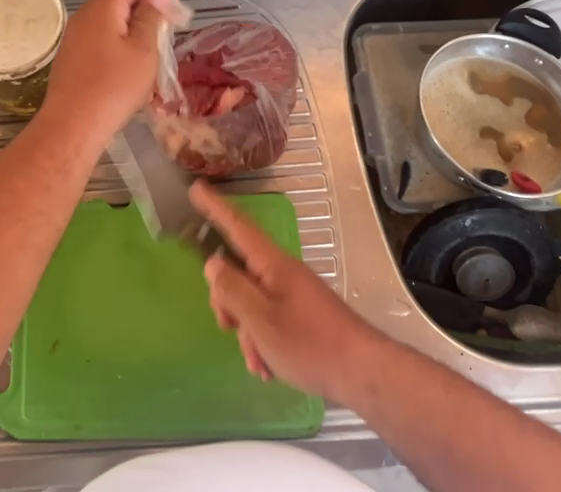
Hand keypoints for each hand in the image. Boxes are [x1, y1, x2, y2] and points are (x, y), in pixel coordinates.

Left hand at [36, 0, 177, 139]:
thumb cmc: (114, 87)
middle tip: (165, 30)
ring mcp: (73, 37)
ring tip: (150, 49)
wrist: (73, 125)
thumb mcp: (143, 51)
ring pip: (107, 19)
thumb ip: (150, 19)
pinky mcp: (71, 57)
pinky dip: (116, 42)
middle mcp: (83, 17)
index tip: (171, 12)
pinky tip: (127, 66)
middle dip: (143, 7)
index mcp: (101, 9)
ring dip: (131, 26)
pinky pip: (97, 37)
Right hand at [192, 181, 387, 404]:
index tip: (196, 188)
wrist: (364, 374)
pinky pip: (268, 319)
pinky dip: (262, 341)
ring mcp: (292, 294)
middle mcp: (281, 272)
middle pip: (238, 271)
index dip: (215, 207)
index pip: (237, 226)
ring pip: (251, 301)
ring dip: (246, 331)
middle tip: (226, 326)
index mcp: (272, 264)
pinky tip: (268, 367)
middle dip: (226, 300)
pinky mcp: (300, 315)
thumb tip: (212, 262)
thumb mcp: (260, 319)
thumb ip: (232, 289)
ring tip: (258, 361)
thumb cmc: (310, 343)